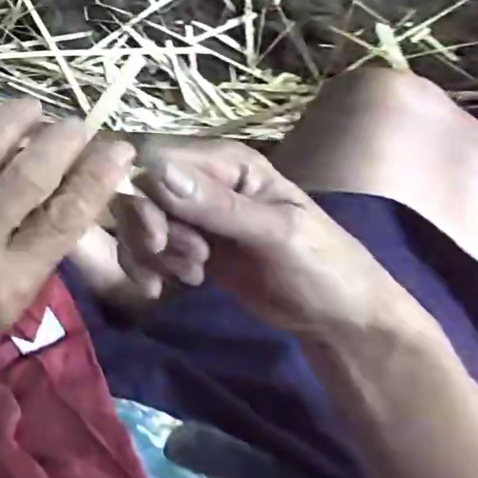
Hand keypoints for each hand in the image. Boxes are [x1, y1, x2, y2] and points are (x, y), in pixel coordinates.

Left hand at [0, 91, 134, 401]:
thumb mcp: (10, 307)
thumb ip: (39, 249)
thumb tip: (70, 188)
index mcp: (8, 284)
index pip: (65, 217)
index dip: (98, 177)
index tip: (119, 149)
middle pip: (30, 176)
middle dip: (63, 141)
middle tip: (79, 124)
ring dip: (15, 120)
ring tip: (34, 106)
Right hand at [126, 139, 397, 336]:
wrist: (339, 321)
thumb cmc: (323, 267)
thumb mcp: (278, 233)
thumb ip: (218, 206)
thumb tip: (158, 171)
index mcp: (227, 160)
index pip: (159, 156)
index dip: (144, 191)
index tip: (156, 236)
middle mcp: (203, 178)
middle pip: (141, 187)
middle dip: (148, 227)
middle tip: (182, 261)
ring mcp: (192, 212)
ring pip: (138, 217)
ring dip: (150, 251)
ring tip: (191, 275)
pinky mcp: (186, 244)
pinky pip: (144, 245)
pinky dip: (145, 267)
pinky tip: (162, 289)